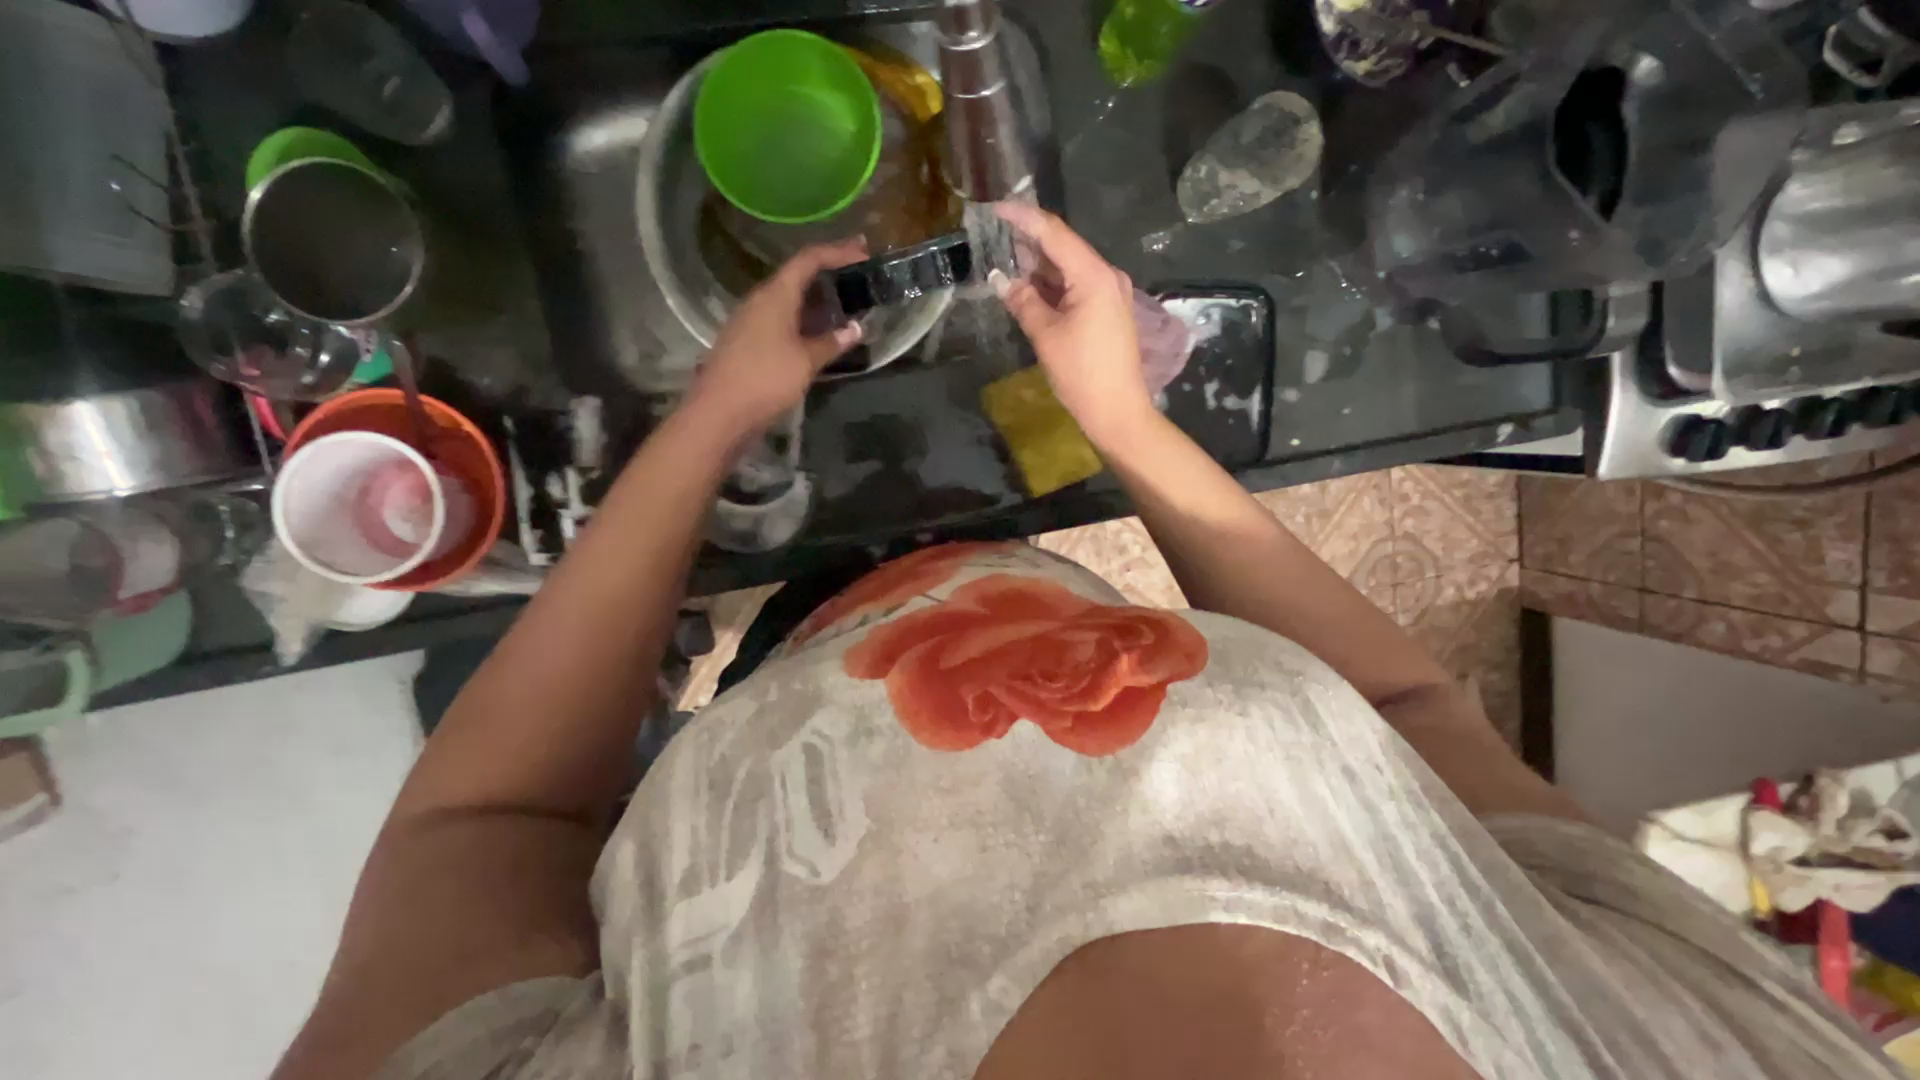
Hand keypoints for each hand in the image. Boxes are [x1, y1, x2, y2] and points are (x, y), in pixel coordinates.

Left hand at [683, 238, 867, 439]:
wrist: (719, 413)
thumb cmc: (765, 380)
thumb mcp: (806, 361)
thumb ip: (832, 342)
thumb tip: (855, 329)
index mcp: (775, 295)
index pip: (808, 260)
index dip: (836, 252)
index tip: (862, 251)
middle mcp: (760, 300)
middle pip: (796, 277)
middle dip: (828, 275)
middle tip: (858, 276)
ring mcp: (750, 321)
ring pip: (788, 300)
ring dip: (816, 300)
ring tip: (845, 305)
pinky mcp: (746, 342)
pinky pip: (780, 320)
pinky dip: (803, 320)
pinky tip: (818, 334)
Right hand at [990, 202, 1155, 445]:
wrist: (1117, 411)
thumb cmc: (1082, 373)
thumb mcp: (1046, 336)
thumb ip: (1023, 301)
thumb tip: (1001, 279)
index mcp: (1094, 275)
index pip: (1054, 233)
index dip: (1023, 218)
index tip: (994, 208)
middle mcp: (1106, 276)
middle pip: (1063, 247)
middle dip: (1027, 241)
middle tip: (992, 235)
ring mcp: (1109, 293)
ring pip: (1068, 267)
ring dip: (1037, 264)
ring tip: (1001, 257)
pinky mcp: (1106, 310)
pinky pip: (1075, 285)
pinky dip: (1050, 284)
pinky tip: (1026, 285)